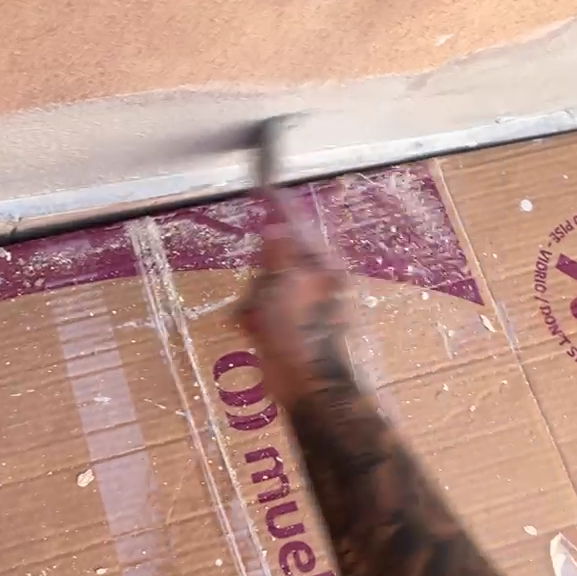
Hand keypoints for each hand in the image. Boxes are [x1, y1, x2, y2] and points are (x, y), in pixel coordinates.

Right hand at [238, 218, 353, 407]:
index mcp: (323, 267)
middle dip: (258, 276)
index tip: (262, 187)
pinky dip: (256, 319)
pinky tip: (255, 333)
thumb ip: (277, 253)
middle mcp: (319, 282)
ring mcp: (307, 307)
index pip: (296, 225)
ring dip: (253, 302)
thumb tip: (276, 225)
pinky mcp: (295, 328)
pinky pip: (266, 311)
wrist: (310, 388)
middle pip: (275, 259)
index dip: (276, 206)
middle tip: (256, 294)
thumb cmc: (300, 336)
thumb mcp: (283, 286)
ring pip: (266, 287)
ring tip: (254, 322)